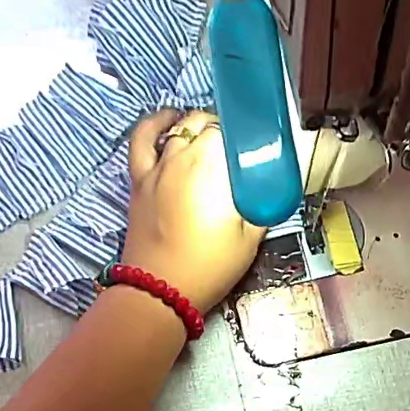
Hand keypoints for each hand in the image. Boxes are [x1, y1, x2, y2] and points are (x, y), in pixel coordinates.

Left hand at [121, 109, 263, 311]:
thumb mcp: (250, 240)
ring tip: (212, 140)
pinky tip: (169, 120)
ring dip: (198, 128)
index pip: (233, 133)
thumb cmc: (209, 266)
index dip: (248, 142)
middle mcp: (184, 155)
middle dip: (226, 136)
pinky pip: (143, 138)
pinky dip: (156, 124)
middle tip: (239, 159)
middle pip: (208, 126)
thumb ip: (261, 207)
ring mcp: (158, 164)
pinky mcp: (139, 177)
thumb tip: (270, 190)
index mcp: (213, 165)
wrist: (161, 290)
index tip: (258, 157)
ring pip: (180, 128)